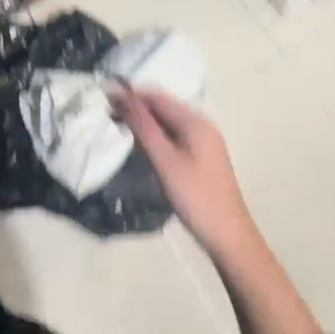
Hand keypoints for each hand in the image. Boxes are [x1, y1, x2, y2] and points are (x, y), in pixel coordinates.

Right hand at [116, 89, 255, 253]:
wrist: (229, 238)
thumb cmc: (195, 197)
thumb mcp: (165, 160)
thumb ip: (142, 126)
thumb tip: (119, 94)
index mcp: (195, 121)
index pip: (156, 96)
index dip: (130, 95)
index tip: (105, 103)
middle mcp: (202, 125)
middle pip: (163, 107)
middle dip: (136, 109)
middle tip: (110, 119)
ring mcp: (204, 142)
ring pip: (168, 122)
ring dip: (145, 123)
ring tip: (121, 132)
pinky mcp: (203, 157)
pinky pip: (175, 136)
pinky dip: (157, 137)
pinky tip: (144, 149)